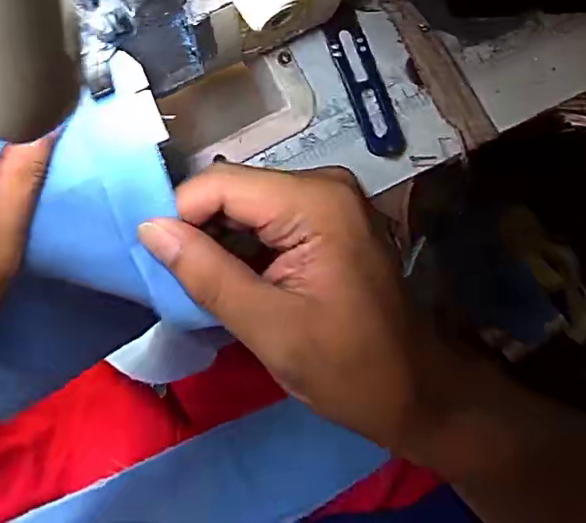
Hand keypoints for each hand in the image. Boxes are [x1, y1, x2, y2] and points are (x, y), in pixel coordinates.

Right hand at [142, 165, 585, 522]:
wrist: (435, 402)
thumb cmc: (360, 373)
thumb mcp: (272, 330)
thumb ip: (208, 271)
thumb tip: (150, 225)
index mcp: (314, 200)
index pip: (221, 183)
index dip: (186, 216)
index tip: (161, 254)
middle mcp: (325, 184)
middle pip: (235, 188)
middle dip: (207, 228)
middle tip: (195, 283)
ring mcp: (332, 198)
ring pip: (251, 201)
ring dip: (227, 238)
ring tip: (223, 289)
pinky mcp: (334, 217)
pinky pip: (270, 216)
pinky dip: (249, 243)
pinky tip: (250, 283)